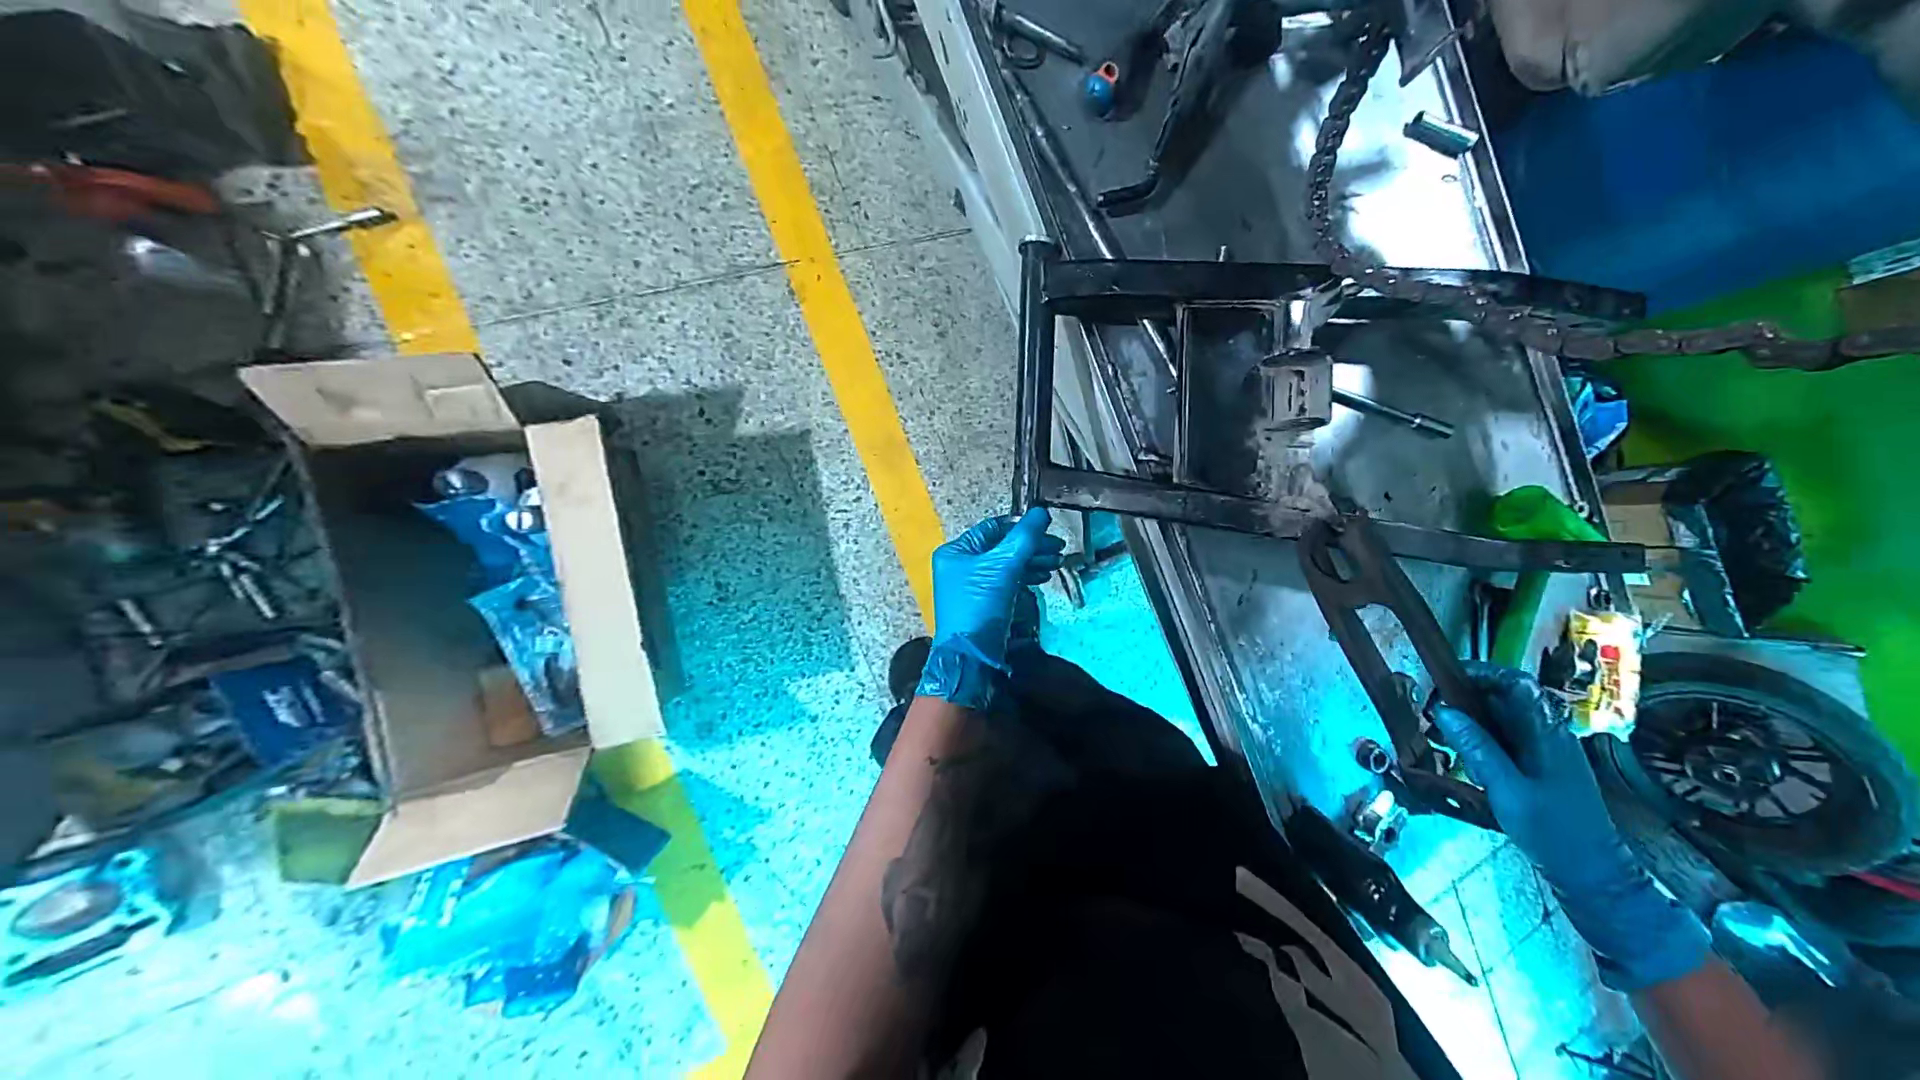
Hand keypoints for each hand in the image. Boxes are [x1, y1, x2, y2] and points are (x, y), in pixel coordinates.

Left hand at [914, 508, 1063, 708]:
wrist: (971, 657)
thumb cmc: (980, 607)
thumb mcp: (1003, 567)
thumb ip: (1024, 538)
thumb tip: (1042, 512)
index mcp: (957, 551)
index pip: (994, 528)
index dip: (1022, 526)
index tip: (1048, 529)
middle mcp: (960, 565)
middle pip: (1002, 546)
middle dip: (1031, 546)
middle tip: (1059, 549)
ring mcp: (970, 586)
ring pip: (1006, 565)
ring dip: (1032, 562)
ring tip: (1056, 564)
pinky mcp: (982, 603)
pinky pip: (1005, 582)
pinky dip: (1024, 578)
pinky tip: (1042, 578)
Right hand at [1431, 661, 1709, 990]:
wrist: (1593, 874)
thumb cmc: (1553, 830)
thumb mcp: (1508, 789)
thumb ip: (1477, 748)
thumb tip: (1443, 711)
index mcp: (1547, 734)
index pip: (1516, 684)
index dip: (1481, 673)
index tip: (1444, 678)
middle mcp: (1547, 735)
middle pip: (1505, 699)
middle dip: (1466, 697)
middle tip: (1431, 708)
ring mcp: (1543, 751)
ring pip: (1500, 719)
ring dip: (1468, 718)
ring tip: (1436, 729)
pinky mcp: (1535, 767)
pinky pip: (1502, 739)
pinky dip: (1476, 738)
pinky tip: (1454, 750)